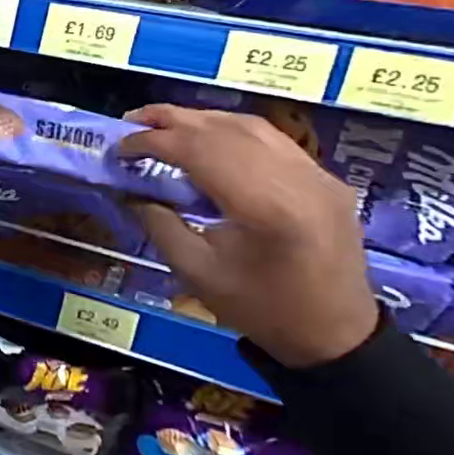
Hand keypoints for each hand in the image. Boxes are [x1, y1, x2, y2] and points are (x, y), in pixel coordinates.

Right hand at [120, 104, 377, 367]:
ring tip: (160, 123)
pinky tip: (205, 137)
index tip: (118, 150)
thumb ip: (158, 222)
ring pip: (249, 126)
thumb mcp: (194, 269)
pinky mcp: (324, 180)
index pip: (198, 151)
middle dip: (169, 120)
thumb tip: (128, 188)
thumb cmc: (259, 307)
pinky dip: (229, 130)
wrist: (335, 335)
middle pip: (223, 130)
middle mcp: (297, 180)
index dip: (151, 142)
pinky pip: (271, 139)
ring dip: (199, 119)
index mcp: (265, 207)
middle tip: (128, 124)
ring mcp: (317, 176)